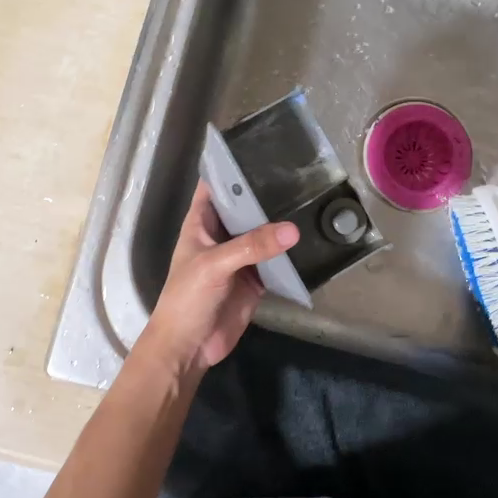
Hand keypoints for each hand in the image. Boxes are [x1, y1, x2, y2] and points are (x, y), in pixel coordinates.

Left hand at [138, 182, 298, 380]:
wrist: (189, 348)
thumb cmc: (187, 299)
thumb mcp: (215, 266)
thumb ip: (252, 246)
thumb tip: (292, 231)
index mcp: (201, 223)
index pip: (215, 186)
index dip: (231, 167)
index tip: (259, 149)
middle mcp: (222, 235)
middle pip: (245, 208)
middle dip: (266, 194)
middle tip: (299, 172)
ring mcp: (240, 258)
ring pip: (263, 233)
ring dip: (281, 223)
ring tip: (311, 198)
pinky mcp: (256, 280)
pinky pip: (276, 261)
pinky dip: (290, 254)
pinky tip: (310, 239)